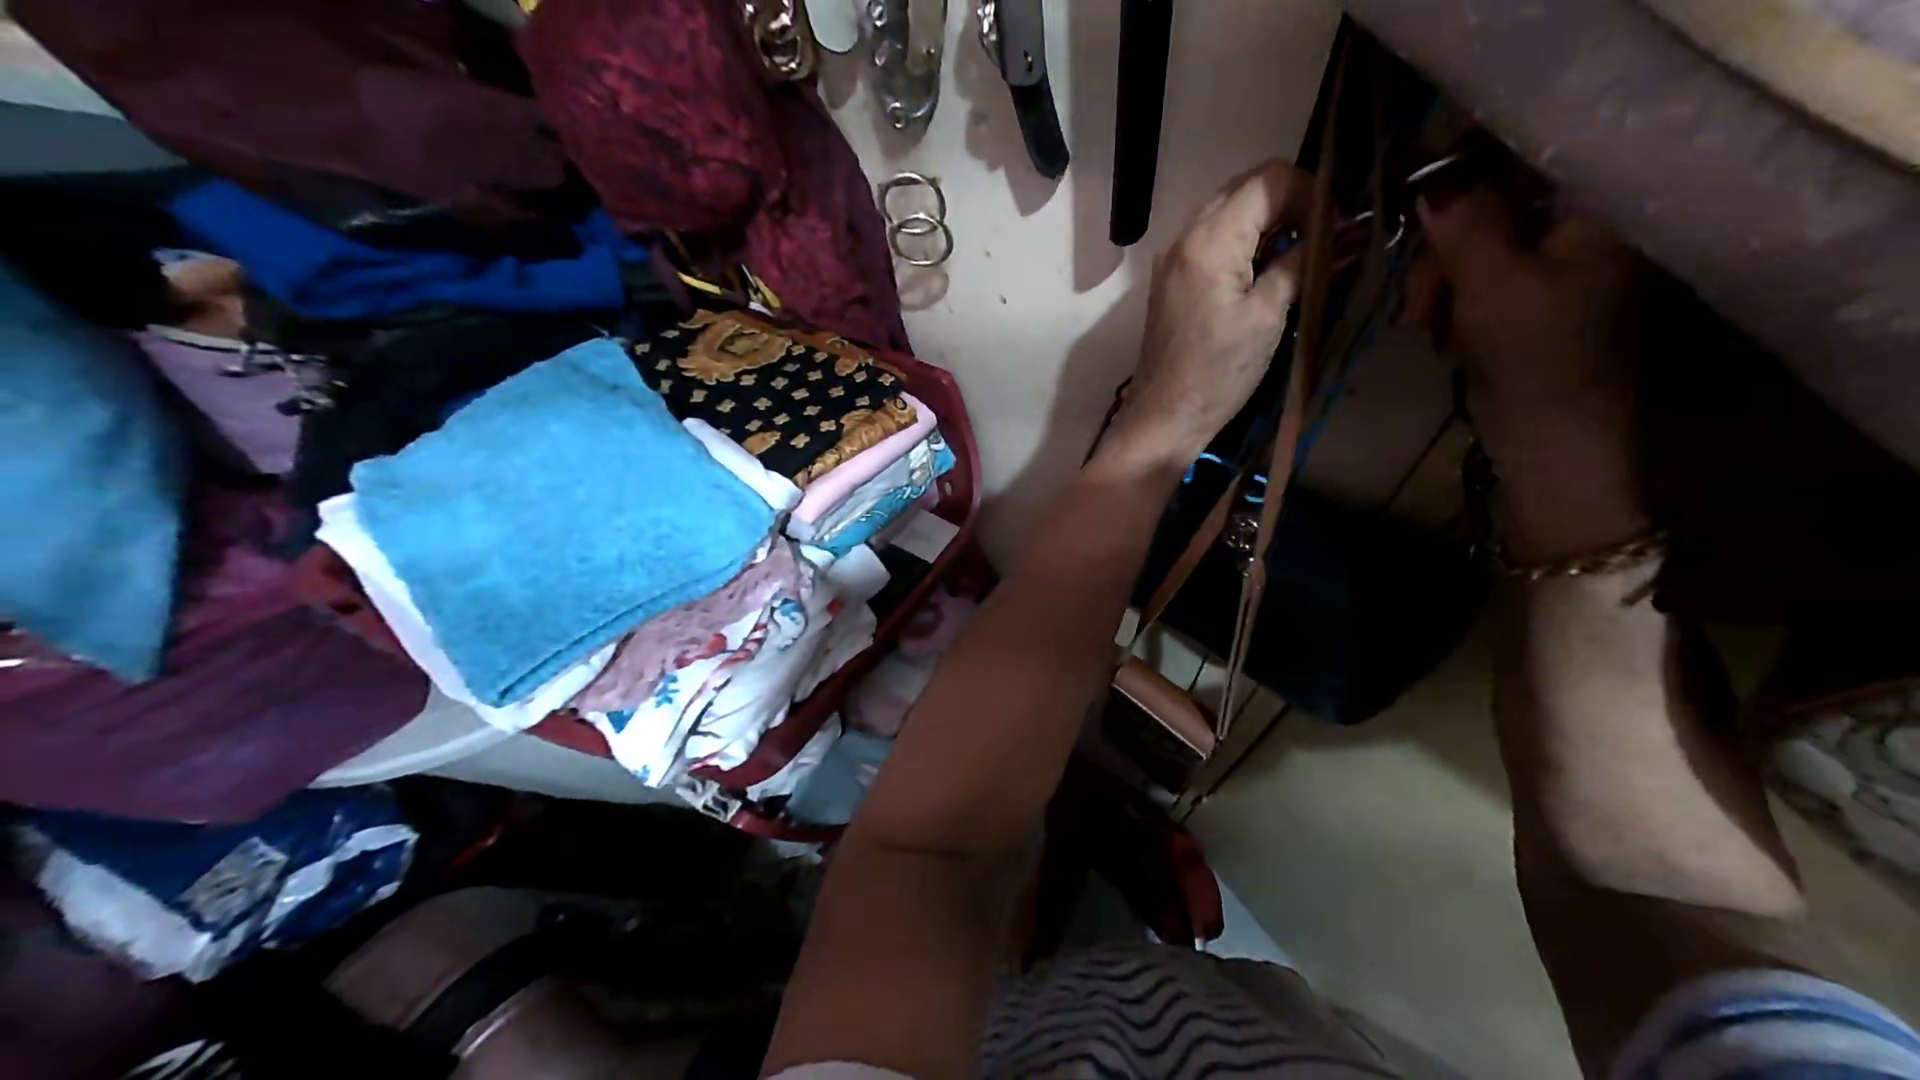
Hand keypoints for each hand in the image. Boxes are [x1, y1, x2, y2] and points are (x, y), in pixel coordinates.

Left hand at [1105, 160, 1309, 472]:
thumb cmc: (1217, 373)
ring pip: (1228, 214)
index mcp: (1208, 240)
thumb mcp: (1268, 316)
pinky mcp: (1171, 282)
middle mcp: (1184, 238)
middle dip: (1290, 204)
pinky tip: (1265, 272)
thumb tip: (1335, 232)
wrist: (1163, 418)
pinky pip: (1211, 243)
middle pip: (1246, 189)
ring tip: (1299, 257)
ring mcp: (1173, 260)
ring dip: (1267, 224)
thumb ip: (1300, 263)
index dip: (1310, 190)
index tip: (1334, 225)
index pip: (1268, 178)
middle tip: (1322, 238)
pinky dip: (1243, 245)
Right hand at [1419, 187, 1648, 560]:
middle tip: (1418, 303)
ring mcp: (1548, 266)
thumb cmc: (1534, 357)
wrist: (1550, 438)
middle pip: (1488, 207)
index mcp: (1591, 213)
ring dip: (1434, 287)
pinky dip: (1445, 305)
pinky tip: (1441, 336)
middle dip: (1440, 254)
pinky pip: (1469, 281)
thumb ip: (1463, 228)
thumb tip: (1428, 181)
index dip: (1468, 165)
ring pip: (1470, 249)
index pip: (1529, 155)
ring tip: (1425, 328)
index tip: (1415, 190)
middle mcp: (1574, 229)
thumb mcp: (1492, 287)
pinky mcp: (1521, 300)